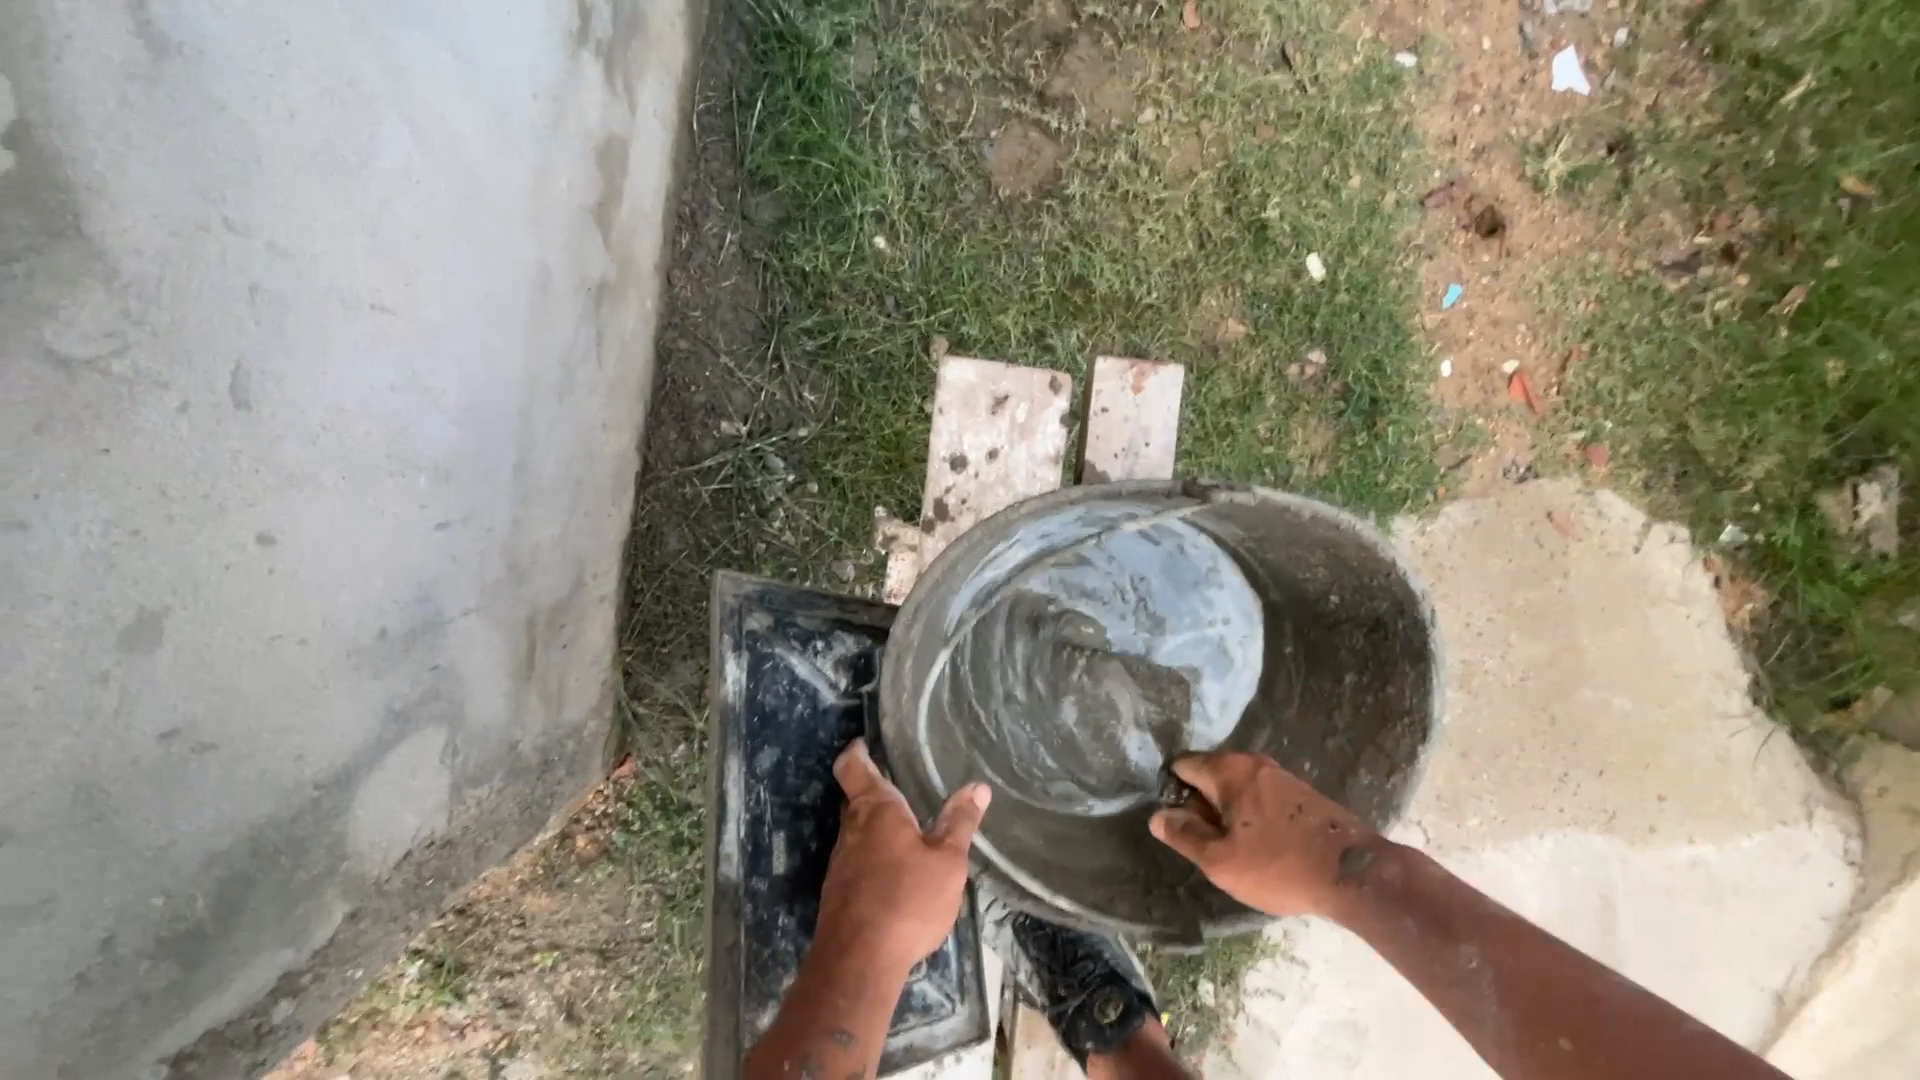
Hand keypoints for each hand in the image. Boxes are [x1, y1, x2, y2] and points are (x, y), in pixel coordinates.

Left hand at [815, 741, 991, 973]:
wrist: (859, 961)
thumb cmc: (907, 900)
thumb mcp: (947, 861)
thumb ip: (960, 822)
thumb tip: (978, 786)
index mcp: (876, 810)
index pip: (853, 767)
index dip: (856, 752)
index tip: (864, 743)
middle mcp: (852, 829)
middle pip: (855, 799)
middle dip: (873, 791)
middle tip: (900, 787)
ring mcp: (840, 862)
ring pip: (855, 831)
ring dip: (874, 826)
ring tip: (903, 829)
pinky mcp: (838, 892)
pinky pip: (855, 859)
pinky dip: (872, 855)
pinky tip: (894, 872)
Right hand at [1149, 751, 1376, 916]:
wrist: (1355, 874)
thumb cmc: (1279, 865)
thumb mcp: (1220, 861)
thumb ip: (1183, 835)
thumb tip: (1157, 817)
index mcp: (1228, 769)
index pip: (1181, 765)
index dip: (1172, 793)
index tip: (1181, 825)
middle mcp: (1252, 761)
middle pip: (1209, 774)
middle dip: (1201, 804)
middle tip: (1209, 843)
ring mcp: (1280, 774)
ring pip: (1236, 787)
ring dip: (1228, 811)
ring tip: (1236, 848)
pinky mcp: (1301, 792)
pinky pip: (1260, 795)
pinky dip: (1252, 814)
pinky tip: (1263, 845)